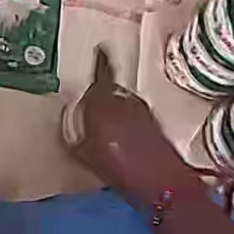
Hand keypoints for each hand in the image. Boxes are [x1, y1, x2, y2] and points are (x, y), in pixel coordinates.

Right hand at [69, 47, 207, 209]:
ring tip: (103, 120)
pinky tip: (120, 134)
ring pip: (124, 100)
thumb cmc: (120, 169)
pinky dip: (127, 116)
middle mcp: (126, 102)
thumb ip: (76, 139)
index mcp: (105, 104)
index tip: (100, 48)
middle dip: (101, 92)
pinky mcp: (155, 125)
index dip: (101, 60)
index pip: (103, 74)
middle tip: (89, 101)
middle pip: (111, 88)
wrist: (163, 185)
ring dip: (115, 105)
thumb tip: (70, 132)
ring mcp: (143, 112)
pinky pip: (135, 112)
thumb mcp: (86, 156)